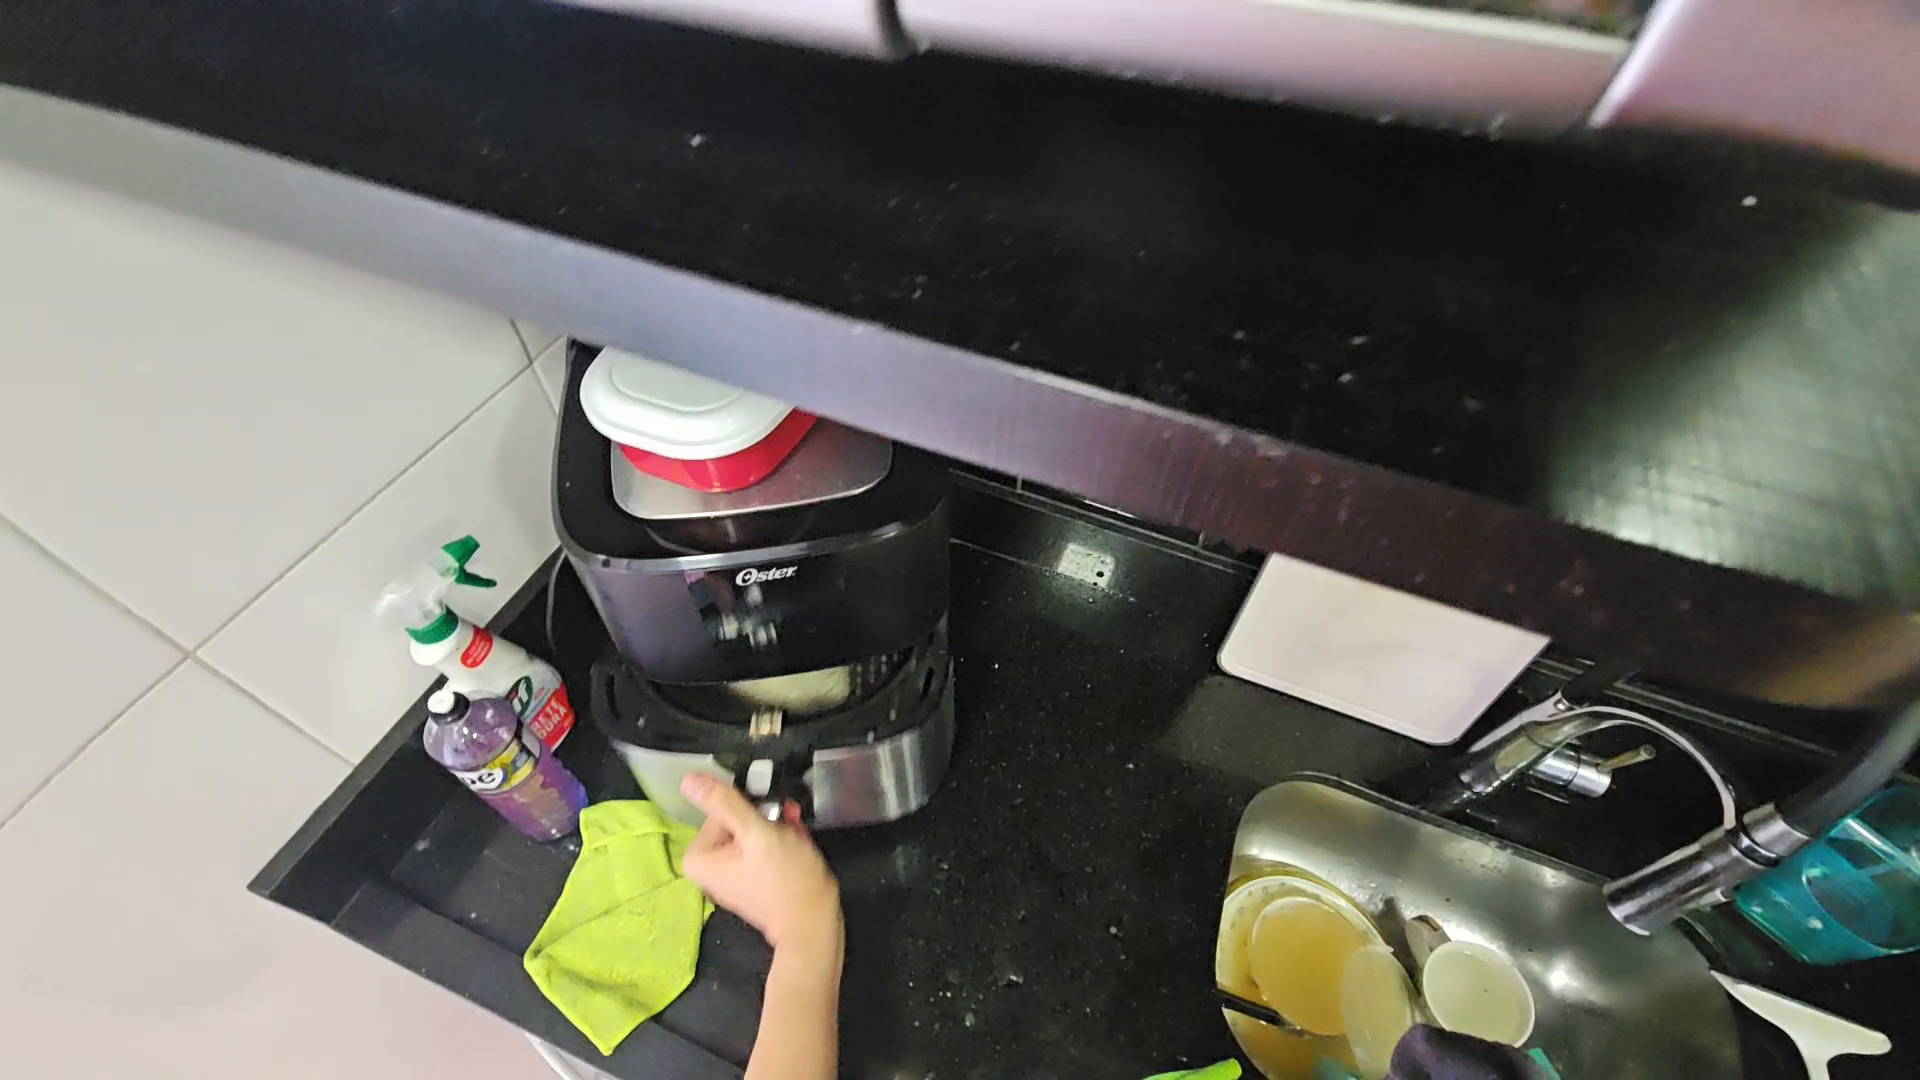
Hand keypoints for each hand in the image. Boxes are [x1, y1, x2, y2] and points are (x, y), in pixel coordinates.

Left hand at [680, 774, 842, 954]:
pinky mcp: (751, 875)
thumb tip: (688, 779)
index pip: (721, 809)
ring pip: (753, 828)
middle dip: (766, 818)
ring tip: (794, 837)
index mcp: (699, 858)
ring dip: (778, 825)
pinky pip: (762, 843)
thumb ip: (725, 803)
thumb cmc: (785, 877)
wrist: (813, 919)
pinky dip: (780, 838)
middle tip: (786, 824)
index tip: (769, 819)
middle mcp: (710, 866)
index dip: (749, 810)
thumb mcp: (756, 833)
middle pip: (737, 818)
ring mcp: (731, 872)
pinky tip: (796, 842)